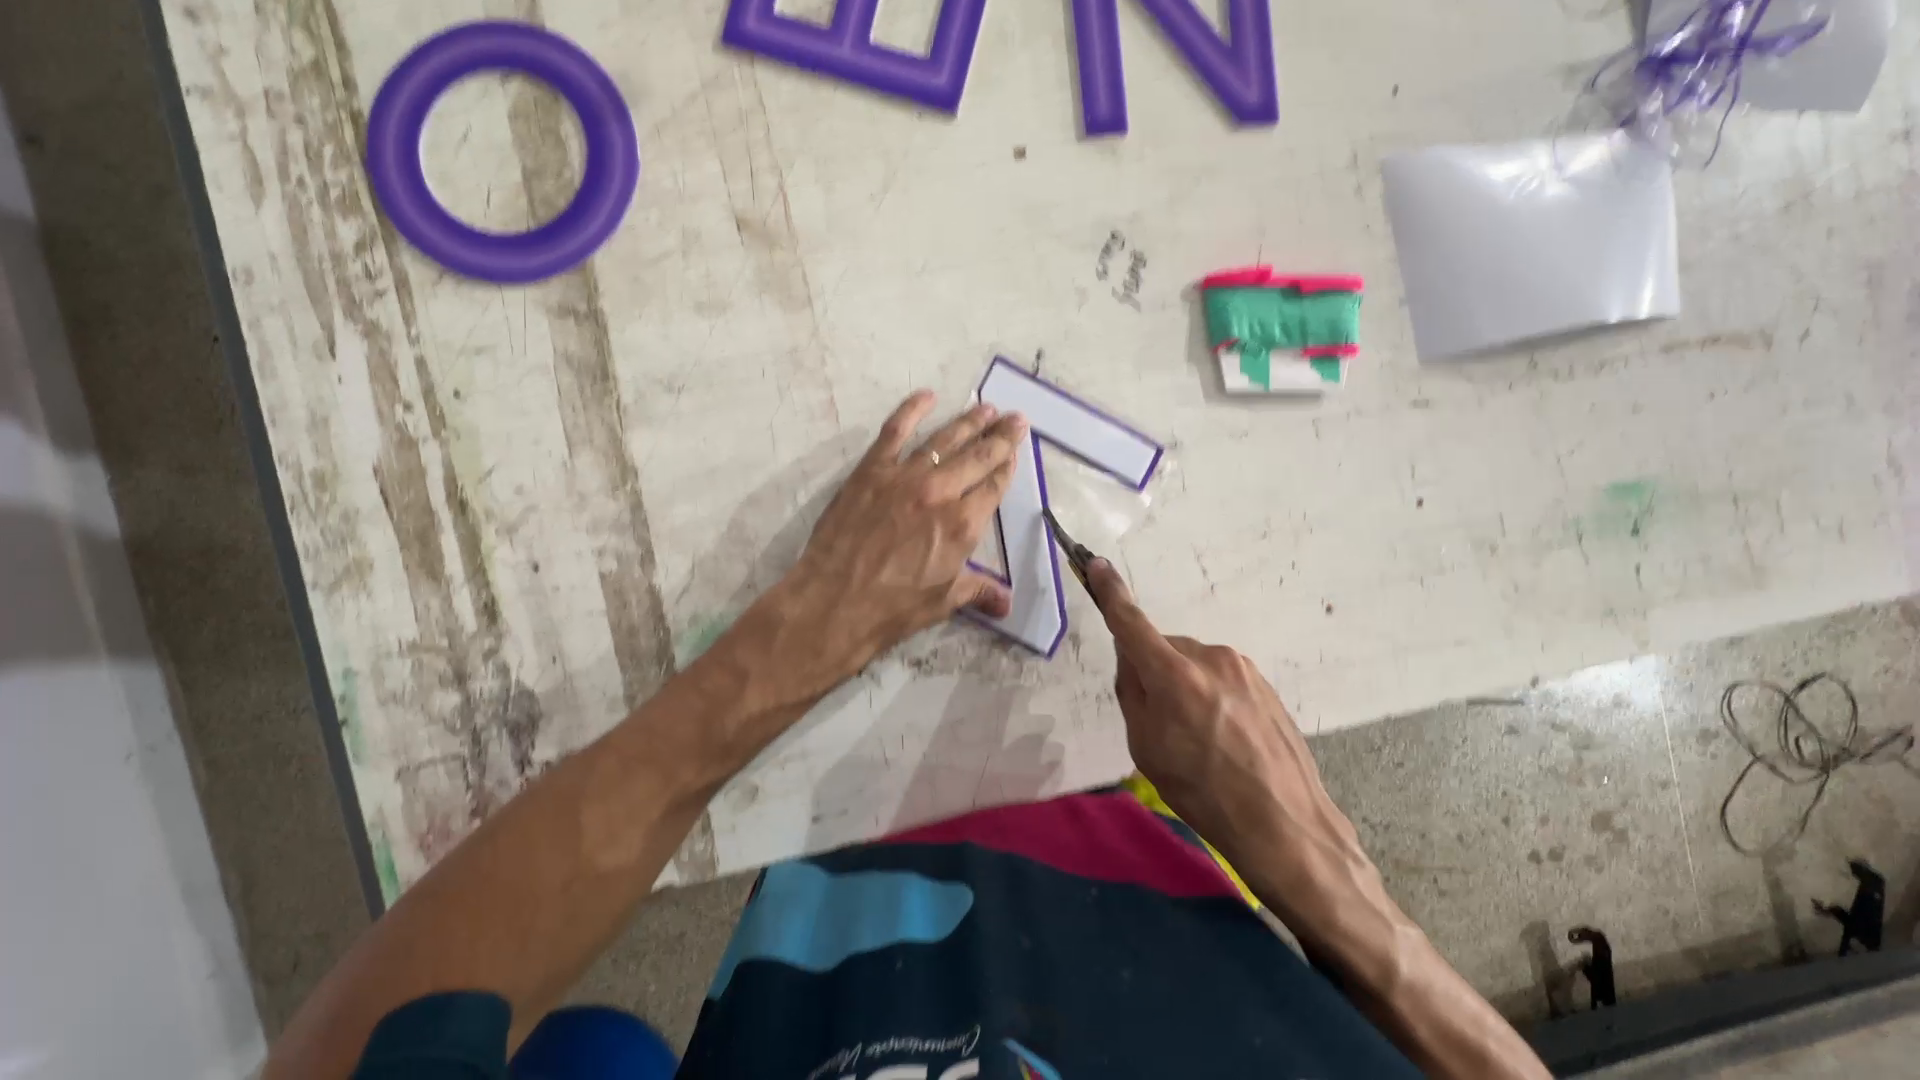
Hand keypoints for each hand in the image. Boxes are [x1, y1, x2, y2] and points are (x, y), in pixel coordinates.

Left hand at [769, 391, 1027, 694]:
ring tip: (986, 408)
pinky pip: (896, 430)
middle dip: (1001, 436)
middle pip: (979, 456)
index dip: (1008, 465)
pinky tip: (927, 396)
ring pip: (945, 439)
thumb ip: (977, 591)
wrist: (835, 602)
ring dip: (969, 421)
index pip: (994, 485)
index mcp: (963, 525)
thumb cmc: (893, 608)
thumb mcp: (943, 601)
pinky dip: (912, 410)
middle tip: (1016, 419)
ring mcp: (905, 476)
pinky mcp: (872, 470)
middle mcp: (941, 492)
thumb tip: (1006, 604)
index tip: (1016, 450)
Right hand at [1086, 560, 1359, 863]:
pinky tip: (1226, 740)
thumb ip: (1133, 693)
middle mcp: (1210, 657)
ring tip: (1201, 741)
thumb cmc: (1202, 791)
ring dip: (1185, 688)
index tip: (1096, 563)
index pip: (1131, 623)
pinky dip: (1212, 698)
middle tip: (1162, 726)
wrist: (1284, 822)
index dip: (1110, 593)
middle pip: (1164, 651)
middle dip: (1154, 674)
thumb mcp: (1146, 749)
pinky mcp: (1265, 684)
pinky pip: (1221, 680)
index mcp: (1174, 674)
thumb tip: (1132, 658)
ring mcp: (1243, 669)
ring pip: (1193, 666)